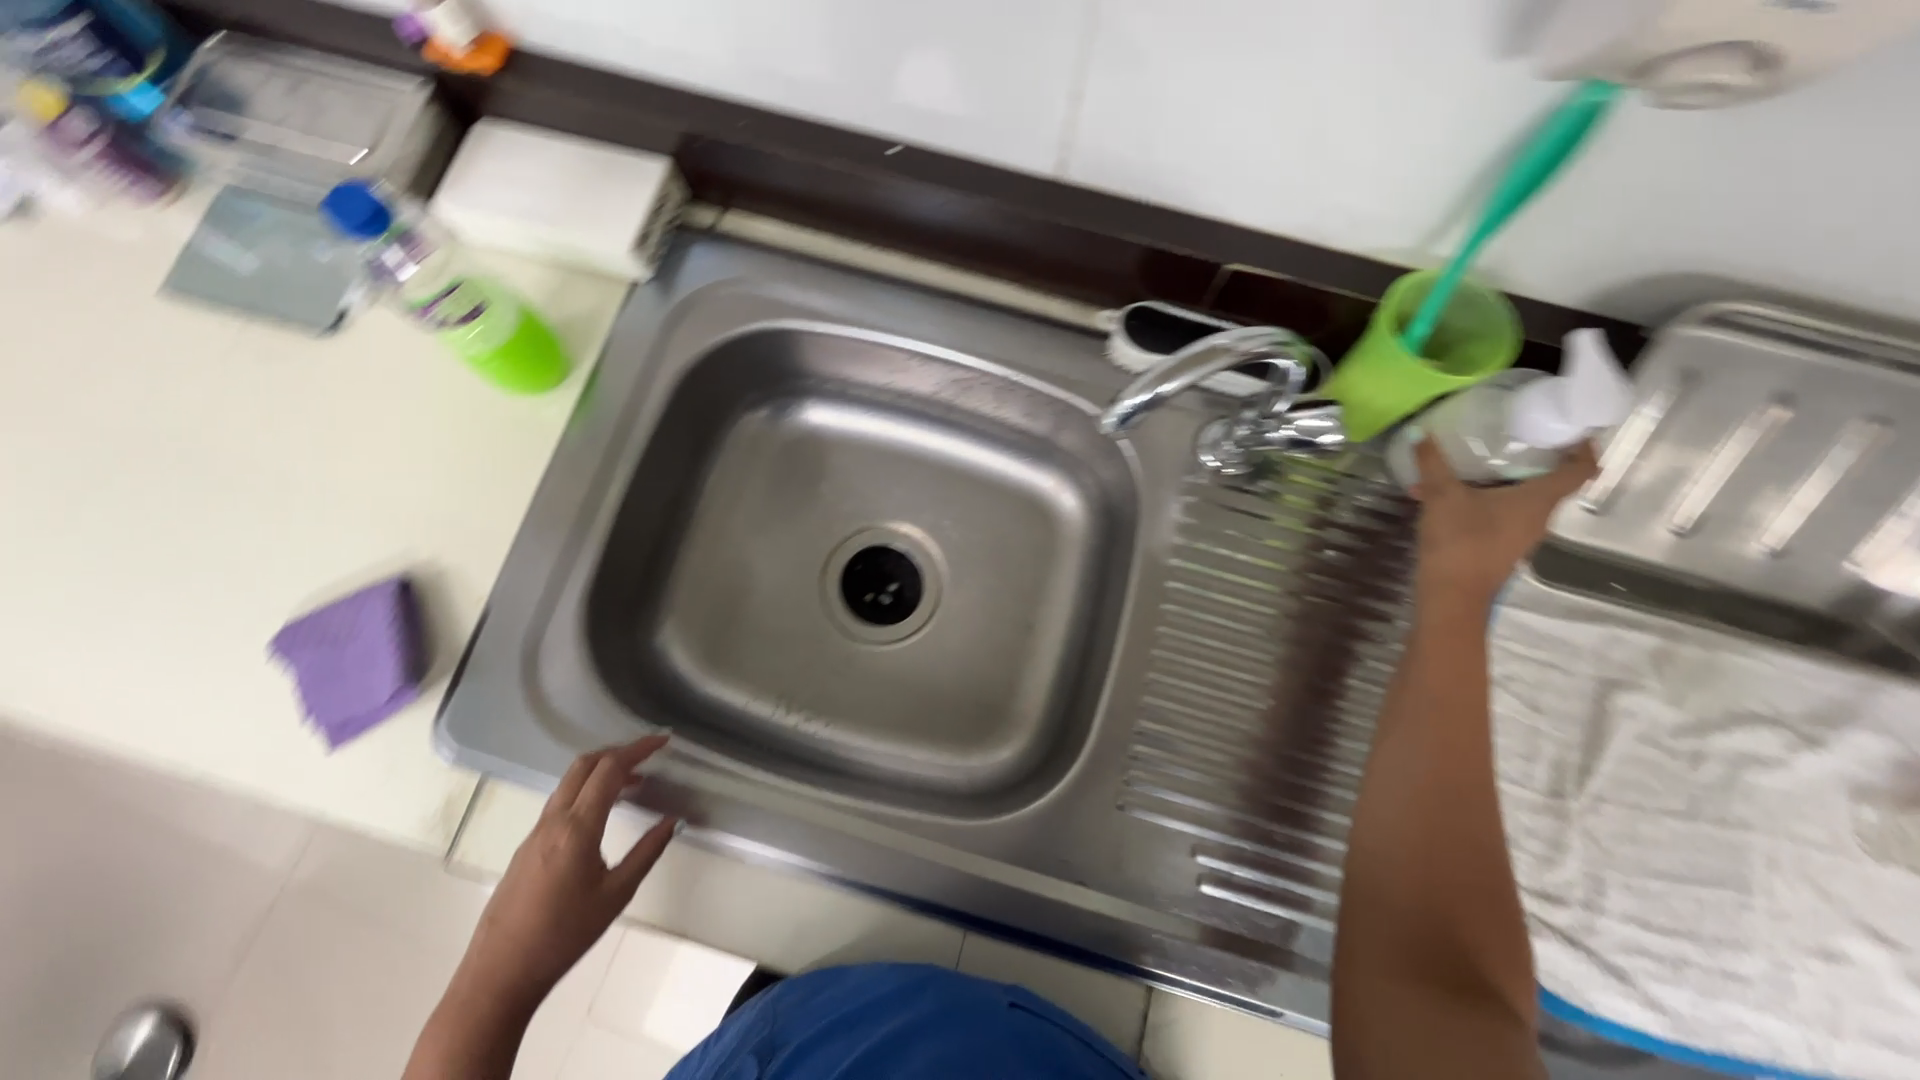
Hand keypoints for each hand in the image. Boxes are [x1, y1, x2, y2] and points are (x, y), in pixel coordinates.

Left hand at [453, 736, 678, 1012]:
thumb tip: (671, 821)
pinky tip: (603, 815)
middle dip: (618, 752)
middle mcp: (553, 821)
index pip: (609, 770)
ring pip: (569, 783)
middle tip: (649, 756)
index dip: (637, 749)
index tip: (663, 741)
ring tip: (633, 784)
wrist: (500, 972)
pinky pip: (560, 803)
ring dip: (601, 772)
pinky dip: (586, 792)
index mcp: (577, 828)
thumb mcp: (616, 896)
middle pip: (584, 765)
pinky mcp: (527, 848)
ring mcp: (535, 833)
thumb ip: (646, 853)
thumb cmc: (564, 935)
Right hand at [1409, 436, 1597, 615]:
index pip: (1582, 469)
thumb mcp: (1443, 496)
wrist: (1452, 596)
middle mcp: (1539, 516)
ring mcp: (1521, 535)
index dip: (1583, 445)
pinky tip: (1449, 496)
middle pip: (1550, 481)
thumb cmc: (1460, 541)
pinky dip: (1484, 500)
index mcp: (1539, 499)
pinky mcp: (1501, 547)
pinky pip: (1502, 514)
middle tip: (1512, 434)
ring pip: (1521, 498)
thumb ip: (1433, 464)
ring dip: (1502, 480)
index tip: (1567, 427)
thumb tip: (1420, 432)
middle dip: (1533, 457)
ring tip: (1473, 463)